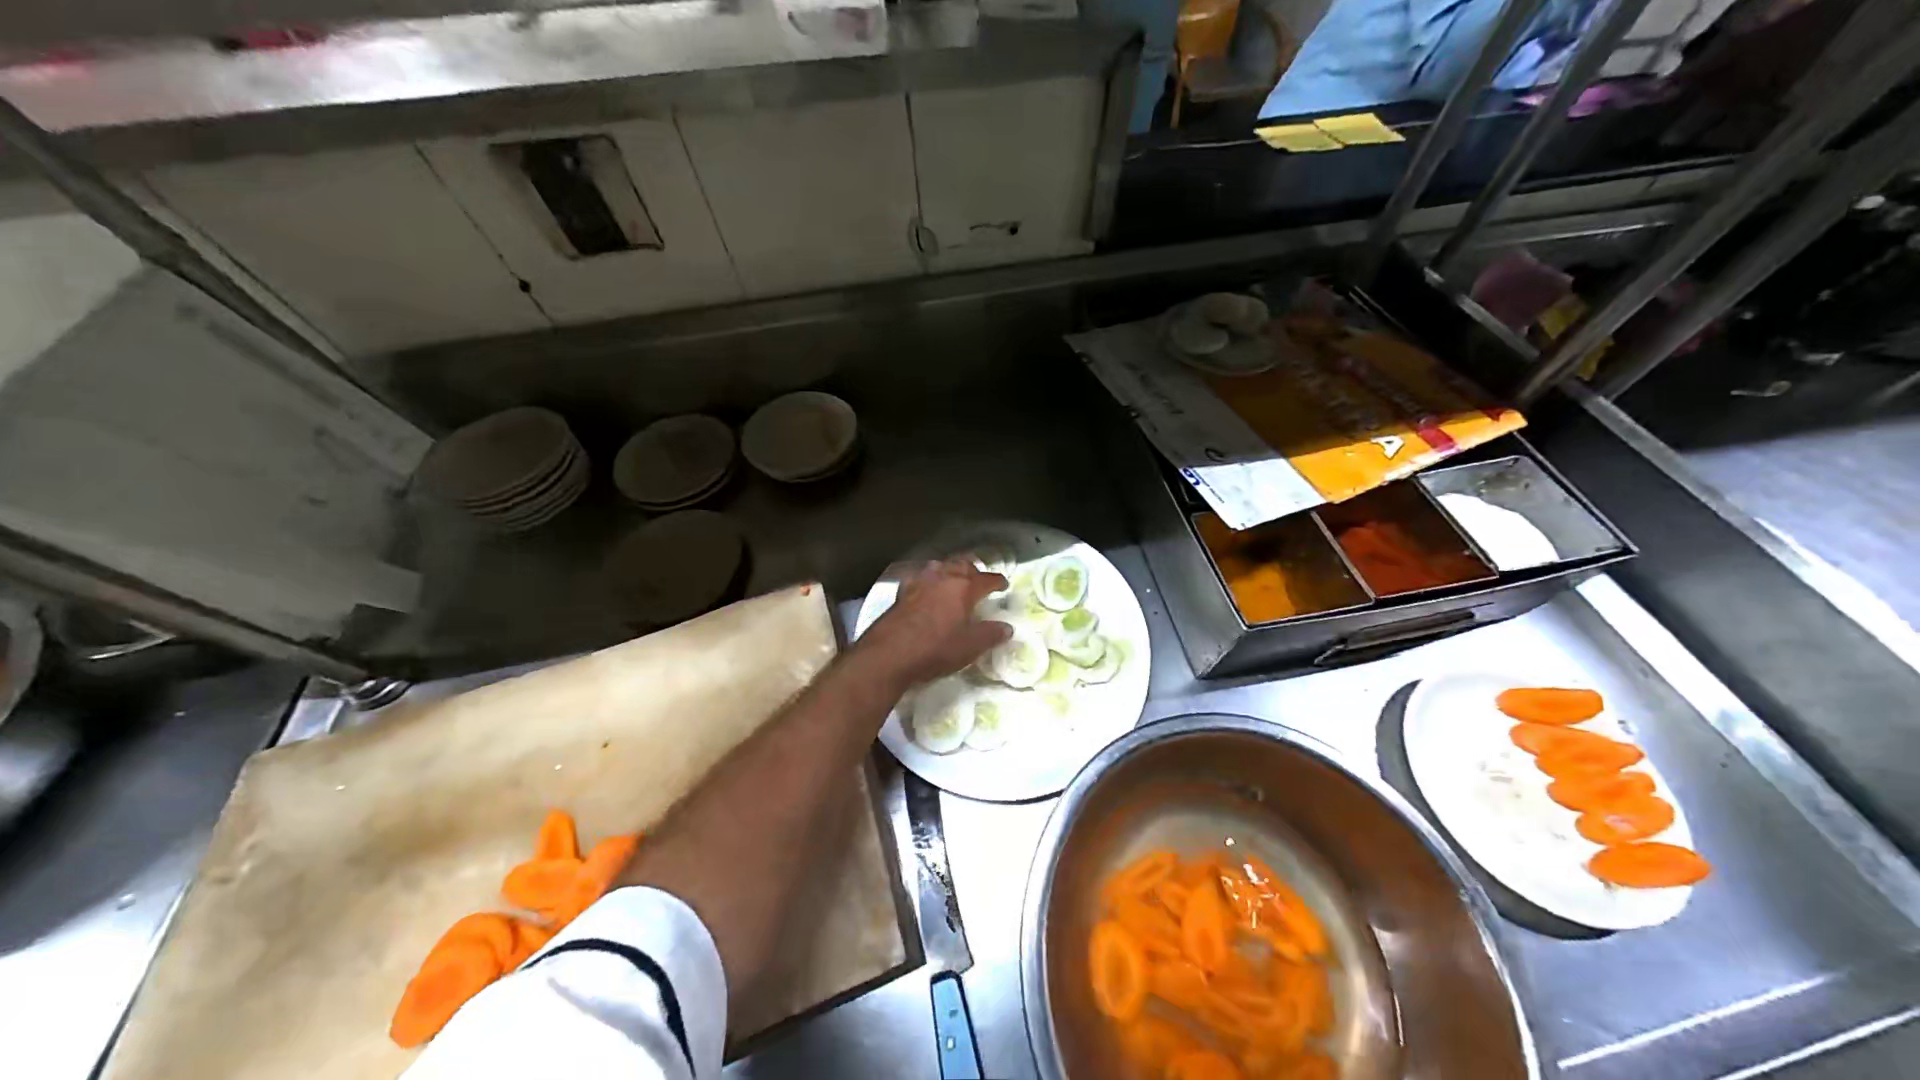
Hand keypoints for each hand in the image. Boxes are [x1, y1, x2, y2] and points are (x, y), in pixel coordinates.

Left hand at [856, 558, 1011, 690]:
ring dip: (949, 570)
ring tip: (954, 578)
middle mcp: (941, 579)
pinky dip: (929, 580)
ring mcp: (919, 584)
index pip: (986, 579)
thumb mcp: (969, 646)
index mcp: (962, 588)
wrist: (889, 655)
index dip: (997, 581)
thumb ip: (990, 635)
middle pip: (961, 565)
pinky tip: (926, 588)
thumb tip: (1006, 627)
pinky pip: (920, 578)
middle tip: (980, 579)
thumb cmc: (935, 649)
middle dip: (973, 570)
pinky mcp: (901, 594)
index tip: (1003, 585)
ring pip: (939, 567)